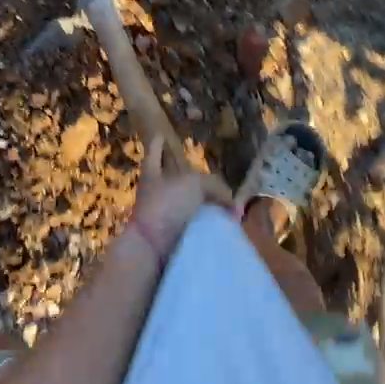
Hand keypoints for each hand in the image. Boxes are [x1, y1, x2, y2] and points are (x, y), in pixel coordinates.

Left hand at [127, 139, 232, 259]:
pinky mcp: (171, 237)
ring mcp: (162, 215)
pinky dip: (209, 226)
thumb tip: (232, 204)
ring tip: (229, 207)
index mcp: (153, 173)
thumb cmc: (167, 204)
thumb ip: (215, 186)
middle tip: (212, 177)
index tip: (162, 135)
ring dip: (204, 205)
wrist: (153, 249)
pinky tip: (226, 227)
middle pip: (172, 179)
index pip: (155, 151)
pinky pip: (193, 227)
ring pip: (185, 204)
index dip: (159, 143)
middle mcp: (155, 192)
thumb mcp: (195, 184)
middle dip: (190, 177)